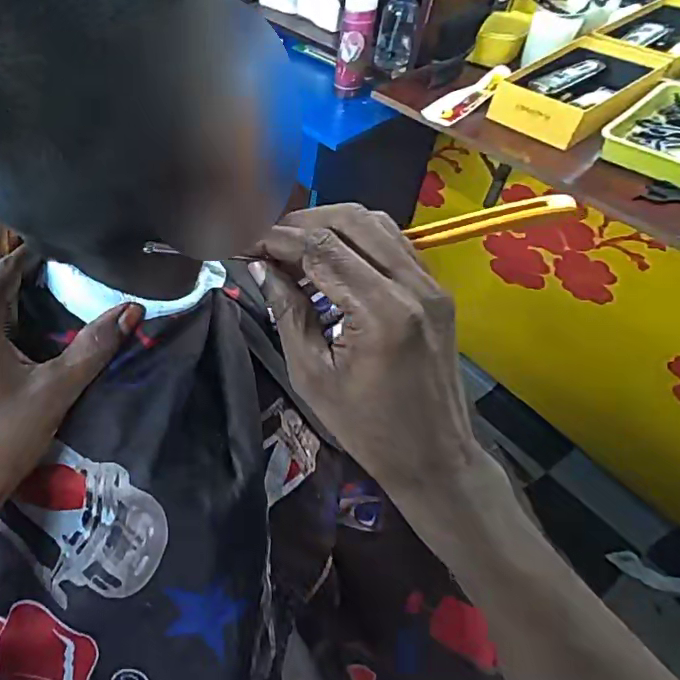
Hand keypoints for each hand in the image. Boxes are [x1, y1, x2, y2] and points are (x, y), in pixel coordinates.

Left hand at [0, 247, 142, 517]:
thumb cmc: (4, 437)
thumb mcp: (55, 390)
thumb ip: (93, 347)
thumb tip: (131, 310)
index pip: (1, 269)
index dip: (27, 252)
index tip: (56, 244)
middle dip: (5, 259)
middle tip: (41, 258)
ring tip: (30, 288)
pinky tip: (9, 332)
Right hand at [250, 204, 493, 529]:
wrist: (436, 458)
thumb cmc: (368, 428)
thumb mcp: (312, 375)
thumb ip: (288, 312)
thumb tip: (262, 266)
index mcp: (381, 312)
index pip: (319, 249)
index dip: (274, 238)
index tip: (243, 241)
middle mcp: (413, 286)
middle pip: (348, 221)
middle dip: (298, 222)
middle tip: (264, 240)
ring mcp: (431, 284)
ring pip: (373, 221)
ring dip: (326, 224)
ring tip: (291, 245)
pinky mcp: (435, 289)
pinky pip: (392, 241)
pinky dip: (354, 237)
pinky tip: (327, 257)